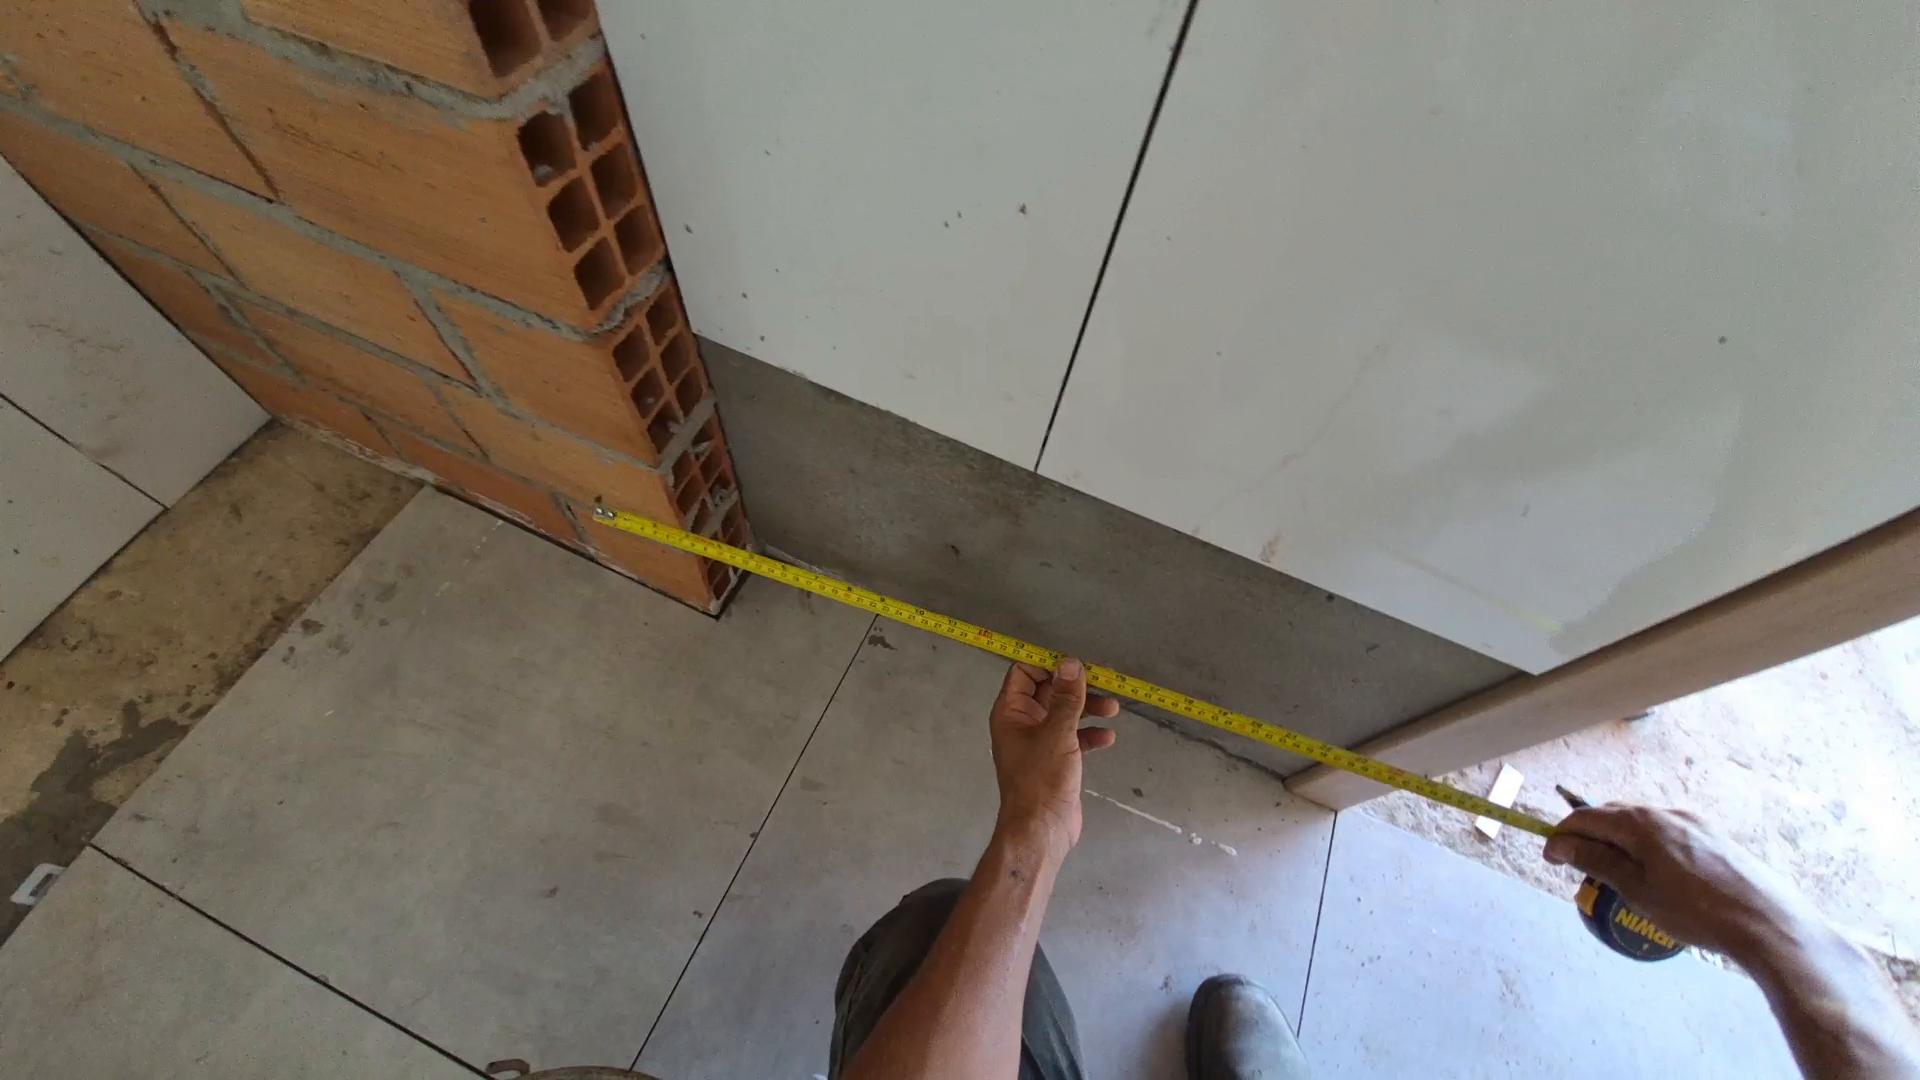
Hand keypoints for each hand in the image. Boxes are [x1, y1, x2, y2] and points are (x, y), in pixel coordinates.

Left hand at [988, 659, 1118, 860]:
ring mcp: (1039, 741)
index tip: (1076, 663)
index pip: (1024, 672)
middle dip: (1075, 687)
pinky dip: (1089, 734)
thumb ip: (1066, 698)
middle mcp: (1022, 722)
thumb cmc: (1042, 780)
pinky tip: (1108, 738)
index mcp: (1011, 711)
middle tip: (1103, 684)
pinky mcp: (1055, 759)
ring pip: (1064, 713)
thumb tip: (1070, 663)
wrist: (1042, 832)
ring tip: (1114, 709)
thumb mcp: (1057, 734)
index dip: (1048, 665)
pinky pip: (1073, 736)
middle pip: (1049, 690)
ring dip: (1087, 708)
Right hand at [1543, 804, 1821, 960]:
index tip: (1551, 860)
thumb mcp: (1637, 890)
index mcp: (1640, 822)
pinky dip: (1650, 846)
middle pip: (1611, 815)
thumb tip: (1559, 844)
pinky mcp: (1719, 840)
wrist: (1780, 931)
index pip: (1583, 817)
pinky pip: (1669, 833)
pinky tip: (1661, 874)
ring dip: (1621, 841)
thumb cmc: (1699, 913)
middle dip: (1590, 836)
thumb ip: (1595, 861)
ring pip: (1641, 824)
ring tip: (1622, 872)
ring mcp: (1697, 824)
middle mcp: (1665, 813)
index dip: (1561, 837)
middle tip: (1582, 866)